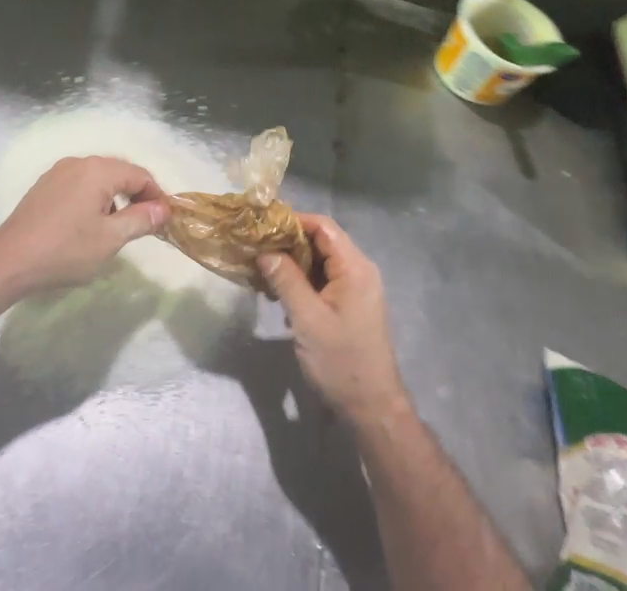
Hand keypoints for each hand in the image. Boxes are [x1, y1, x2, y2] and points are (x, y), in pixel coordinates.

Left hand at [0, 156, 170, 296]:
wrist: (10, 261)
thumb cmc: (65, 250)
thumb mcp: (110, 239)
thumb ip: (141, 219)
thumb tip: (163, 209)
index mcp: (98, 170)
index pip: (139, 174)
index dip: (156, 195)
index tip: (165, 219)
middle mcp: (78, 163)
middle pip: (119, 172)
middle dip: (137, 195)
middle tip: (146, 223)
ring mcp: (58, 173)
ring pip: (98, 178)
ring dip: (115, 197)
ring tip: (118, 227)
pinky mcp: (44, 186)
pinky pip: (79, 184)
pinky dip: (93, 198)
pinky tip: (89, 224)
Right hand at [257, 214, 410, 424]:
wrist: (371, 406)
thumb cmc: (340, 360)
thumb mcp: (307, 319)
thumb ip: (286, 280)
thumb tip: (265, 251)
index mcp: (355, 268)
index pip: (323, 226)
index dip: (292, 221)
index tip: (260, 227)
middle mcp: (360, 271)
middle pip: (322, 241)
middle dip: (288, 243)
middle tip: (254, 250)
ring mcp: (356, 289)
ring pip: (320, 262)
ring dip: (292, 263)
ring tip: (261, 272)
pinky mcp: (349, 306)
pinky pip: (323, 280)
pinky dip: (301, 280)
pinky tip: (278, 293)